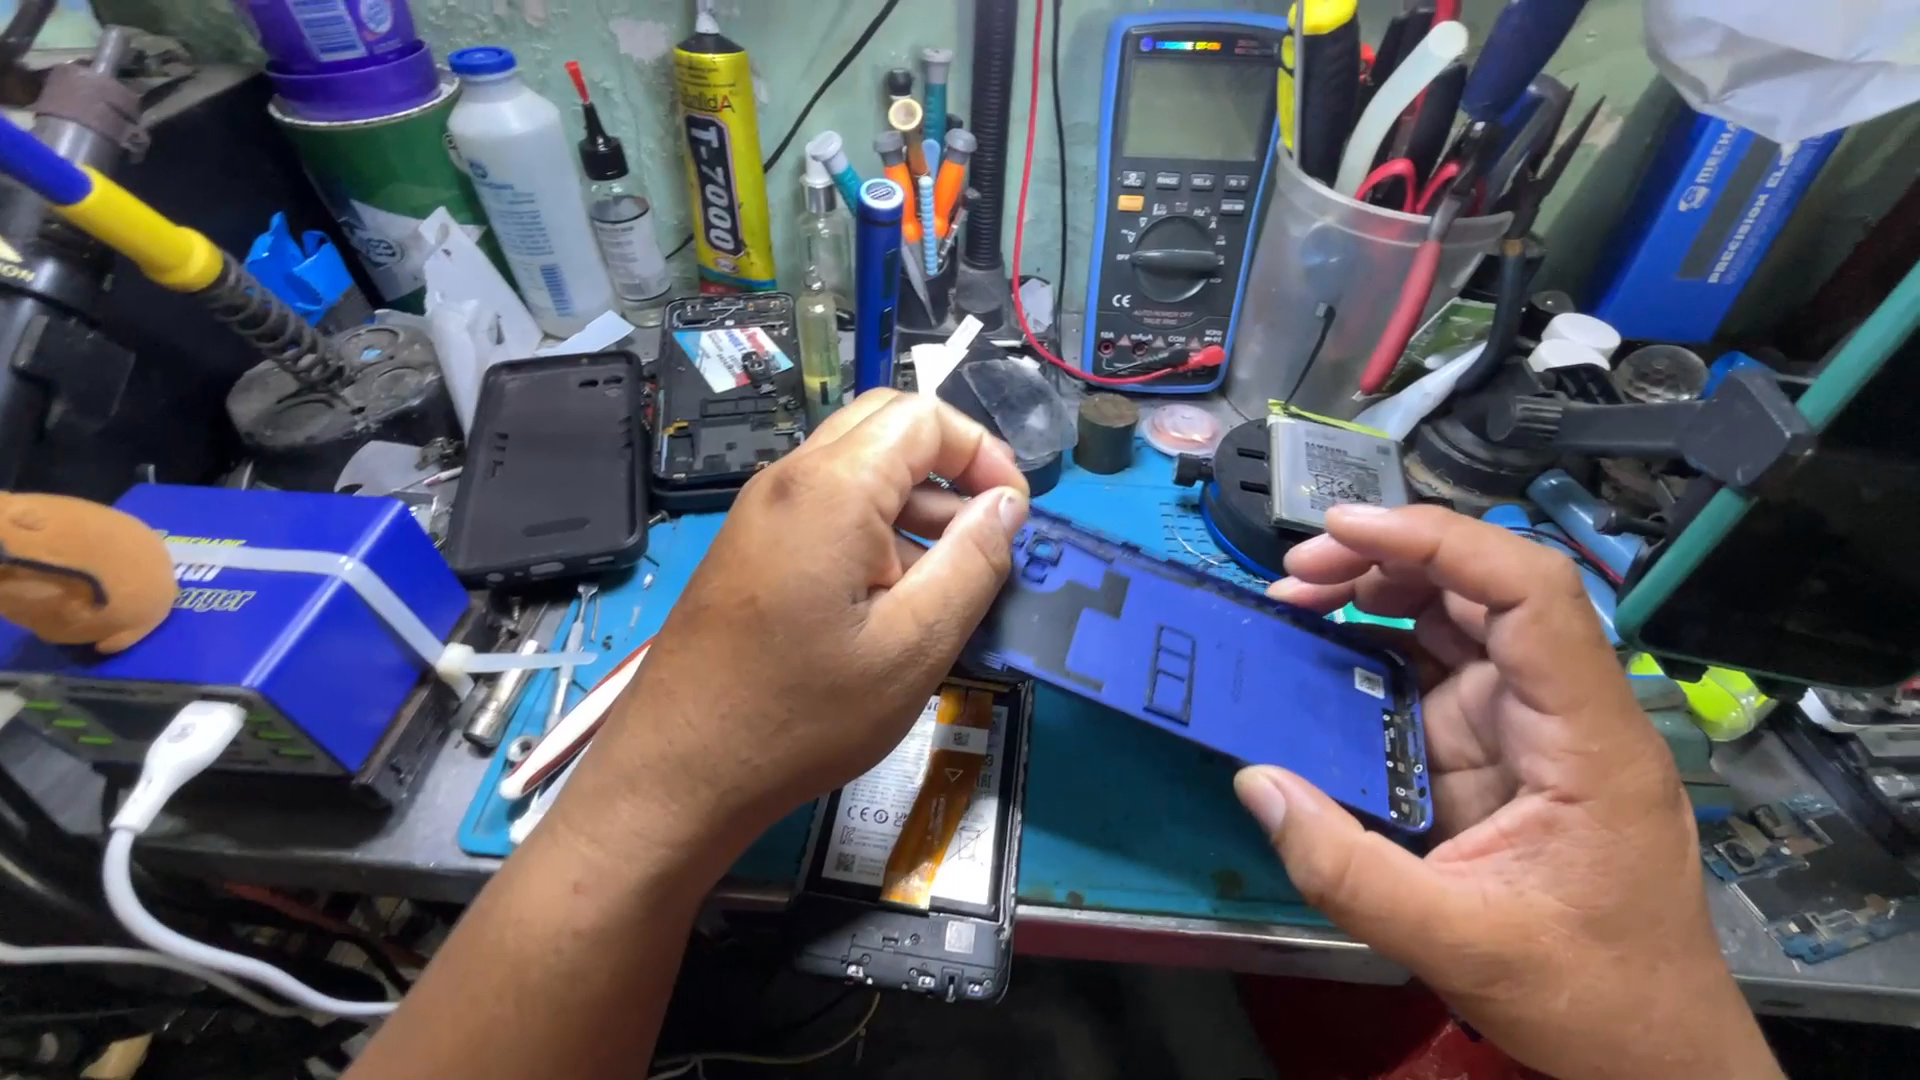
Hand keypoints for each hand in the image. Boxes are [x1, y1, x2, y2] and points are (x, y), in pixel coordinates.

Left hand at [547, 390, 1028, 870]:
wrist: (680, 772)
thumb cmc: (802, 715)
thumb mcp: (913, 646)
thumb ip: (973, 563)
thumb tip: (1007, 505)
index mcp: (831, 489)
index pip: (924, 418)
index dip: (982, 452)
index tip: (1012, 514)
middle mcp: (790, 479)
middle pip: (886, 426)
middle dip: (950, 466)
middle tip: (985, 530)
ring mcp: (764, 510)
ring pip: (858, 466)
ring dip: (915, 500)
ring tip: (949, 575)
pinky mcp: (754, 544)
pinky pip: (829, 505)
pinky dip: (877, 526)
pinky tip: (895, 593)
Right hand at [1234, 505, 1777, 1079]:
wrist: (1648, 1050)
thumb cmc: (1586, 995)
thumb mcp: (1457, 945)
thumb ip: (1347, 871)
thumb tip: (1256, 779)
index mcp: (1585, 737)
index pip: (1530, 593)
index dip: (1438, 542)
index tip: (1343, 532)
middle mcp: (1558, 707)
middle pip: (1483, 585)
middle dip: (1384, 559)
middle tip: (1294, 575)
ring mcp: (1521, 720)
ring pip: (1453, 614)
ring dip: (1372, 590)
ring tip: (1295, 597)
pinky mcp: (1487, 739)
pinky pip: (1425, 663)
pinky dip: (1367, 640)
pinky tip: (1318, 646)